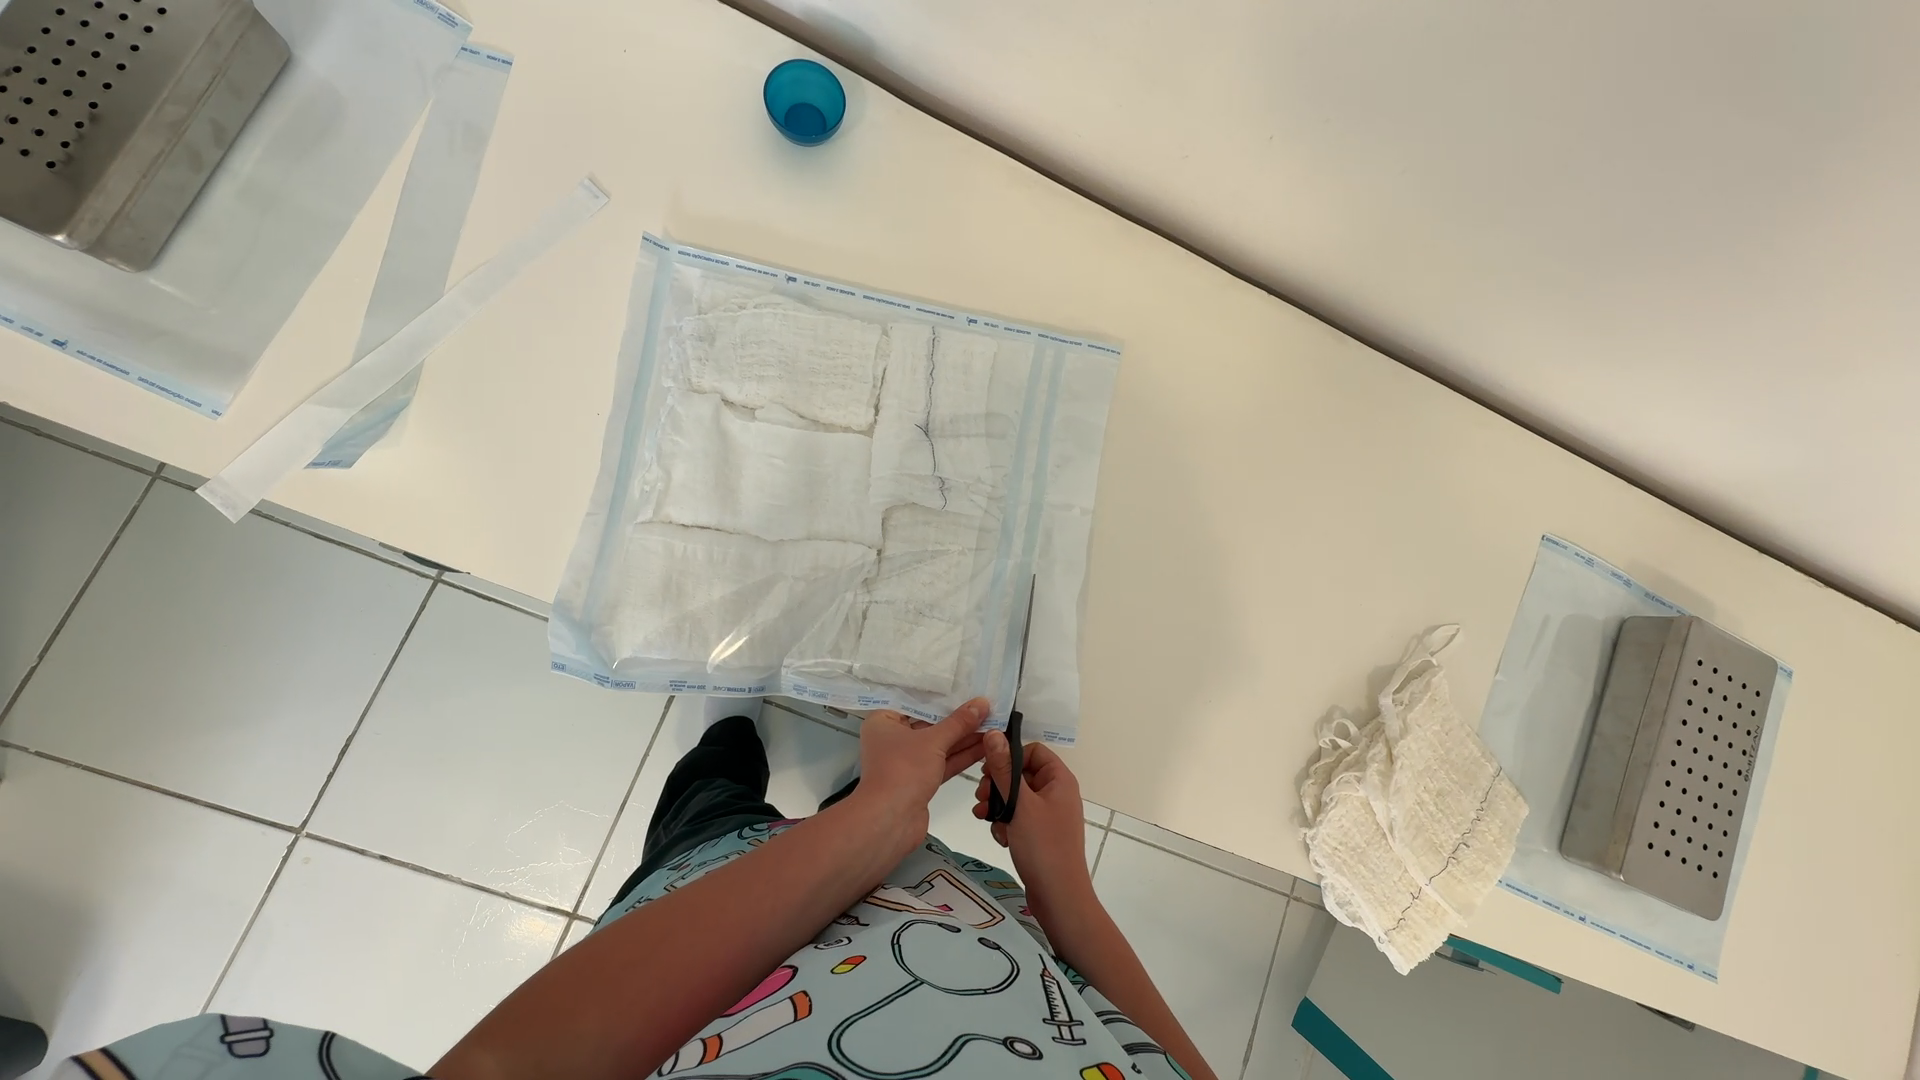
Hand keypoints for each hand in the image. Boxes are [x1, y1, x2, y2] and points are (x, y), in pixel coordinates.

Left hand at [847, 698, 989, 854]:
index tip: (966, 688)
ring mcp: (907, 761)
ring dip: (964, 737)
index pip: (915, 702)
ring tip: (993, 724)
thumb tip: (982, 703)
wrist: (890, 821)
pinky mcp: (920, 780)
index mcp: (884, 722)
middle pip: (930, 724)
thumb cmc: (903, 771)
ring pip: (939, 744)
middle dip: (958, 719)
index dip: (942, 697)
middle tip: (986, 707)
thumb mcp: (933, 741)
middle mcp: (893, 739)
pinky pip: (943, 761)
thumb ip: (959, 723)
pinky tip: (985, 746)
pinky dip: (961, 755)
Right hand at [973, 733, 1095, 927]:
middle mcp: (1056, 793)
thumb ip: (1004, 769)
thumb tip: (994, 734)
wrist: (1059, 897)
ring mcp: (1049, 815)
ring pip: (1016, 797)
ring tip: (983, 818)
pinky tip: (999, 836)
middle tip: (981, 798)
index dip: (1009, 757)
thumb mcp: (1020, 804)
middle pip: (1021, 774)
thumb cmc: (1043, 847)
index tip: (989, 772)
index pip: (1032, 751)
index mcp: (1059, 780)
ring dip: (998, 806)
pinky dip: (1006, 823)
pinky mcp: (1040, 834)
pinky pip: (1018, 817)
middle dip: (998, 785)